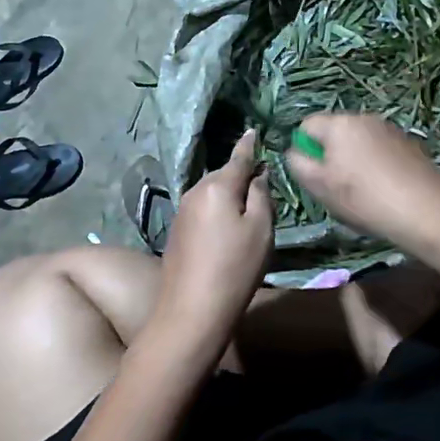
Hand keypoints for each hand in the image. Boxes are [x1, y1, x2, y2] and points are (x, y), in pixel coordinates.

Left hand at [152, 130, 274, 349]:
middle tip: (262, 181)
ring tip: (247, 206)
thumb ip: (261, 195)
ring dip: (228, 194)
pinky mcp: (177, 231)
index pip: (238, 158)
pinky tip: (226, 226)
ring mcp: (182, 212)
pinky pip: (202, 209)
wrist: (192, 309)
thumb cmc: (235, 268)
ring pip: (211, 192)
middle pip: (223, 175)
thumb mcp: (261, 229)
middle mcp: (195, 192)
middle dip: (240, 174)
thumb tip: (257, 174)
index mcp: (217, 186)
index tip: (254, 131)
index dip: (249, 145)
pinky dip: (217, 210)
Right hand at [283, 113, 439, 245]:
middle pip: (335, 132)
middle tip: (336, 187)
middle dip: (330, 155)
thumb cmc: (364, 197)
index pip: (306, 125)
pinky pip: (381, 151)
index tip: (313, 175)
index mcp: (339, 123)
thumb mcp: (319, 185)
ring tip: (363, 192)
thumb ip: (298, 164)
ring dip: (354, 161)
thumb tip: (295, 152)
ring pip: (359, 142)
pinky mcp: (411, 145)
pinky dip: (377, 166)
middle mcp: (365, 118)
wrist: (426, 211)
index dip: (304, 149)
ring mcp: (391, 130)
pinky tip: (385, 191)